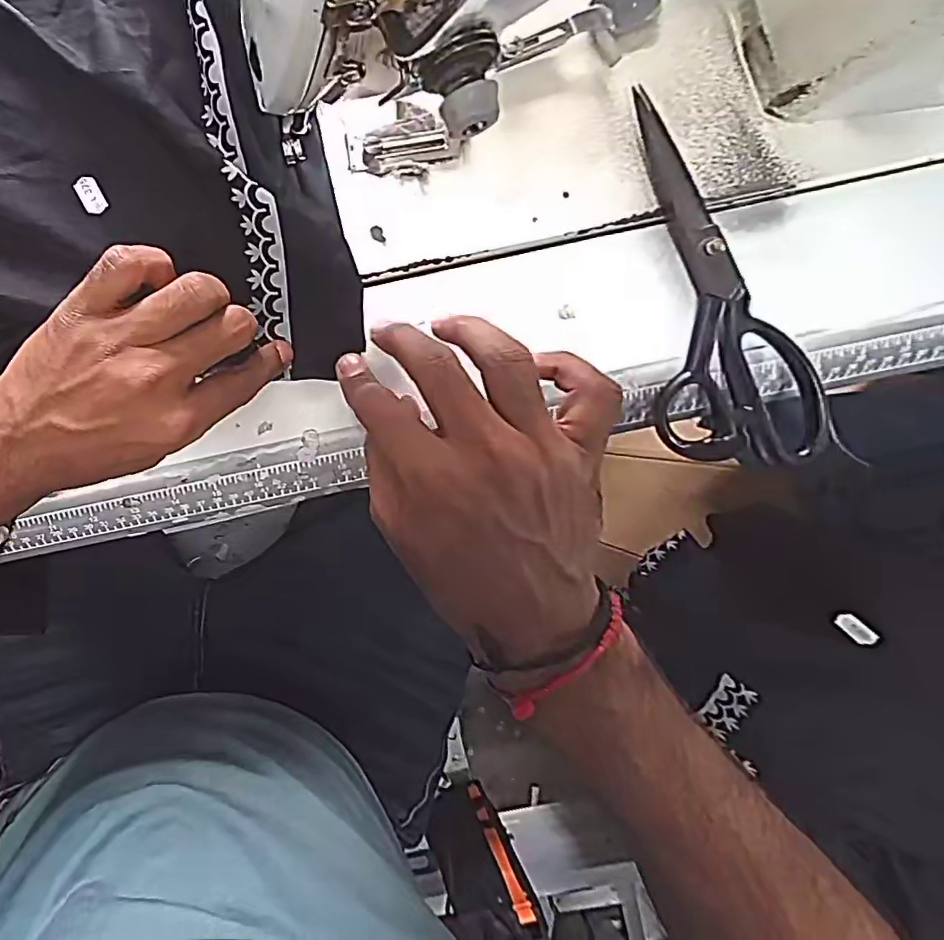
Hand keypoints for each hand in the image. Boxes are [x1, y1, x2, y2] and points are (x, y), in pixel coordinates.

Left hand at [0, 245, 291, 527]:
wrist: (15, 445)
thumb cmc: (77, 451)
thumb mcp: (153, 449)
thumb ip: (198, 411)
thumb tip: (230, 377)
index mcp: (174, 418)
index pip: (243, 377)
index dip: (265, 360)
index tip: (269, 350)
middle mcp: (153, 375)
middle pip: (231, 326)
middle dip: (239, 324)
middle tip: (225, 327)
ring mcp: (119, 338)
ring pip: (196, 289)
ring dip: (206, 293)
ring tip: (192, 303)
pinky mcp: (86, 311)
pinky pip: (131, 262)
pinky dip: (151, 262)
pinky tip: (152, 281)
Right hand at [337, 318, 621, 666]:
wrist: (534, 617)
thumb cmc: (467, 581)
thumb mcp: (397, 529)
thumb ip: (384, 467)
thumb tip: (383, 419)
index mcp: (433, 478)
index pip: (381, 405)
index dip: (358, 379)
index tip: (354, 368)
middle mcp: (486, 454)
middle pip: (437, 367)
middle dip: (402, 340)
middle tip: (391, 334)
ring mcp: (538, 448)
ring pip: (507, 361)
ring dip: (471, 331)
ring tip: (450, 325)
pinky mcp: (578, 453)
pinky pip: (590, 391)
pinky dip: (567, 365)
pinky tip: (537, 361)